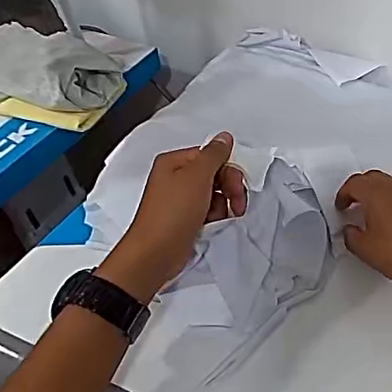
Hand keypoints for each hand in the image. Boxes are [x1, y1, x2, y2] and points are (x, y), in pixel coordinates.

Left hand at [98, 133, 247, 300]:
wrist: (156, 254)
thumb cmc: (171, 215)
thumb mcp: (197, 177)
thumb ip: (214, 154)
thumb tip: (223, 138)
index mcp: (175, 162)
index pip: (212, 156)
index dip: (227, 170)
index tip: (234, 185)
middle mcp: (176, 178)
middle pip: (216, 175)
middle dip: (229, 189)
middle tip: (235, 203)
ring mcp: (181, 200)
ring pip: (215, 195)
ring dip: (224, 206)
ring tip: (218, 218)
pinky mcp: (186, 219)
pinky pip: (209, 212)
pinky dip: (215, 218)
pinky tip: (212, 225)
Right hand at [337, 170, 391, 299]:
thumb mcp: (364, 249)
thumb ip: (350, 235)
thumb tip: (351, 232)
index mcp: (377, 194)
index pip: (354, 183)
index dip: (344, 194)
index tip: (342, 204)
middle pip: (373, 177)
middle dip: (360, 189)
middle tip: (353, 203)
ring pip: (391, 185)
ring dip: (379, 194)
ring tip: (373, 213)